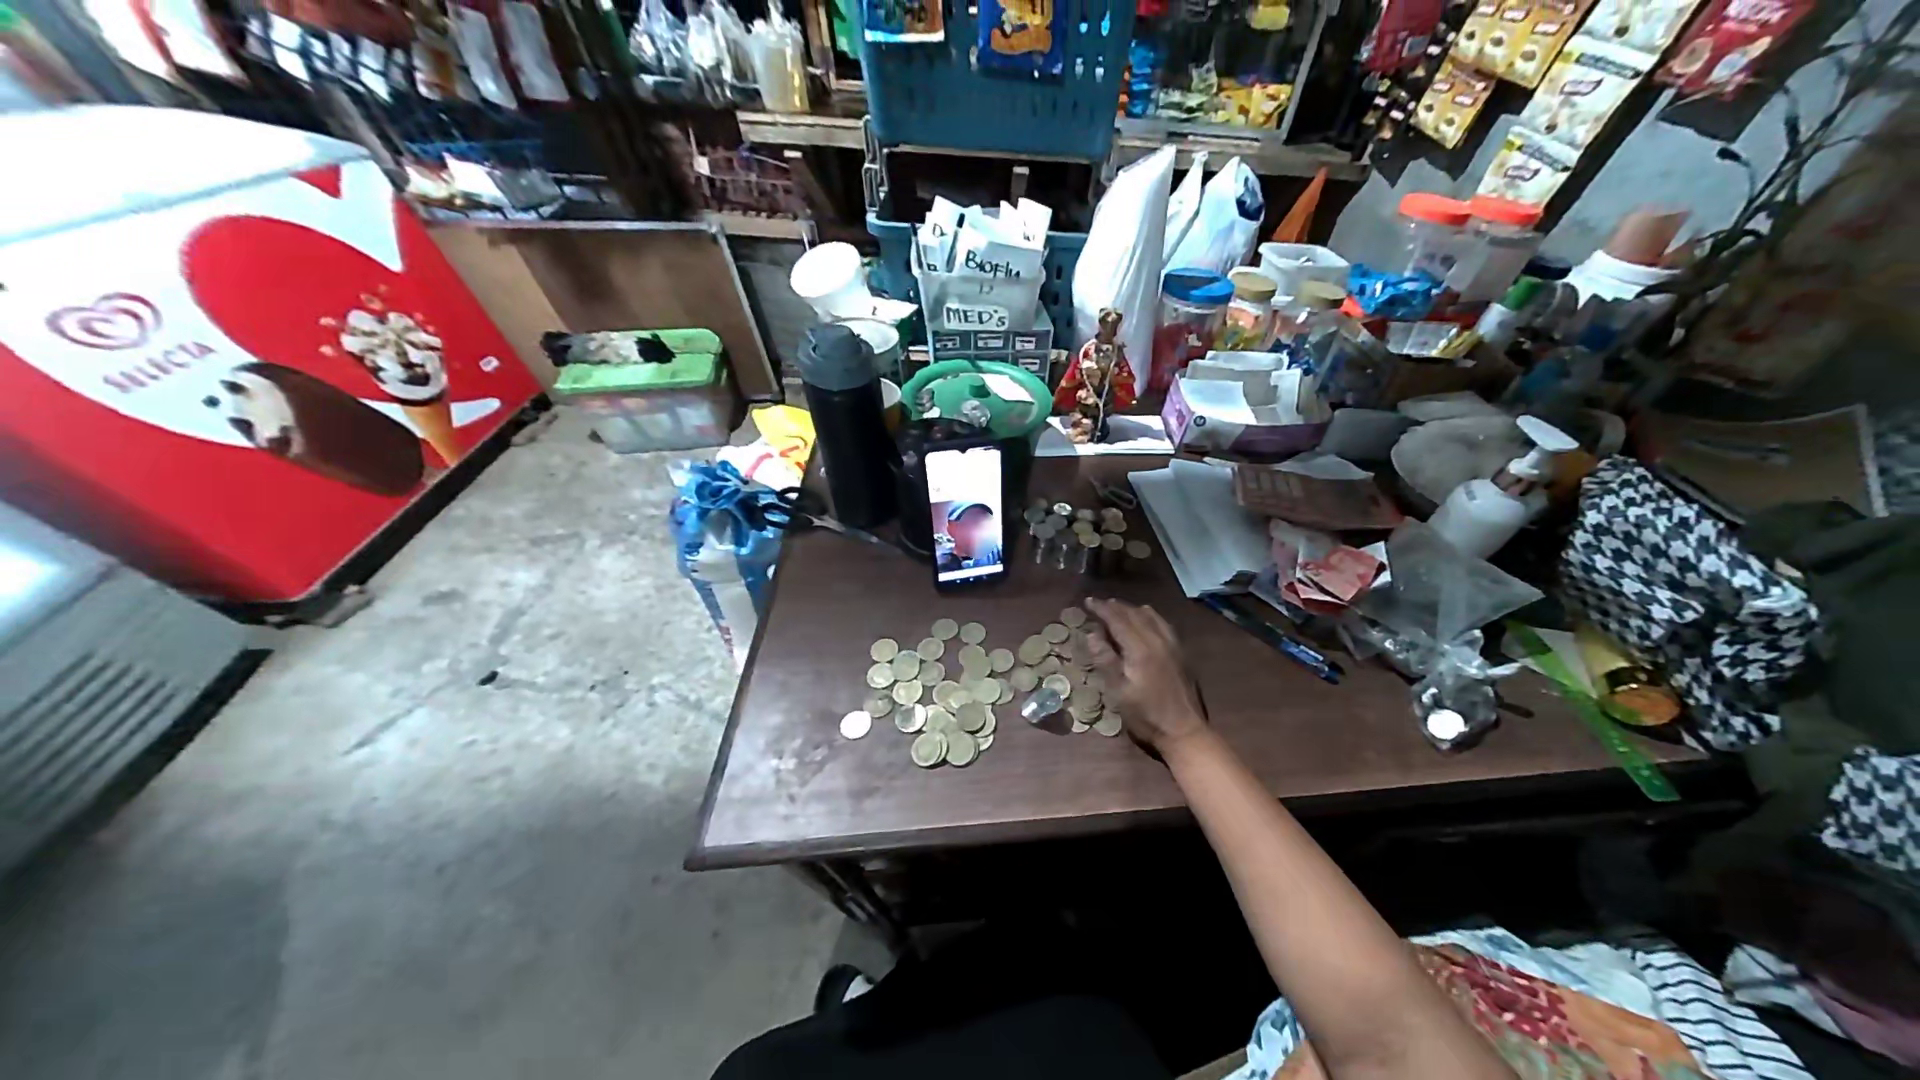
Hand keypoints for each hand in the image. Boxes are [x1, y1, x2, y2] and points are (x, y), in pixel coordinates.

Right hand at [1082, 597, 1208, 754]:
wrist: (1184, 731)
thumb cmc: (1146, 715)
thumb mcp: (1118, 692)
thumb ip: (1105, 660)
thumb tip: (1092, 634)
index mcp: (1140, 649)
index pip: (1118, 620)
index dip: (1102, 609)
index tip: (1088, 602)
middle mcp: (1158, 640)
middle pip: (1135, 614)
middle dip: (1115, 607)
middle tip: (1099, 604)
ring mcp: (1173, 645)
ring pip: (1151, 616)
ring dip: (1132, 609)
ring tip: (1118, 610)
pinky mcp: (1181, 652)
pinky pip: (1163, 624)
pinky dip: (1148, 617)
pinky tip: (1145, 622)